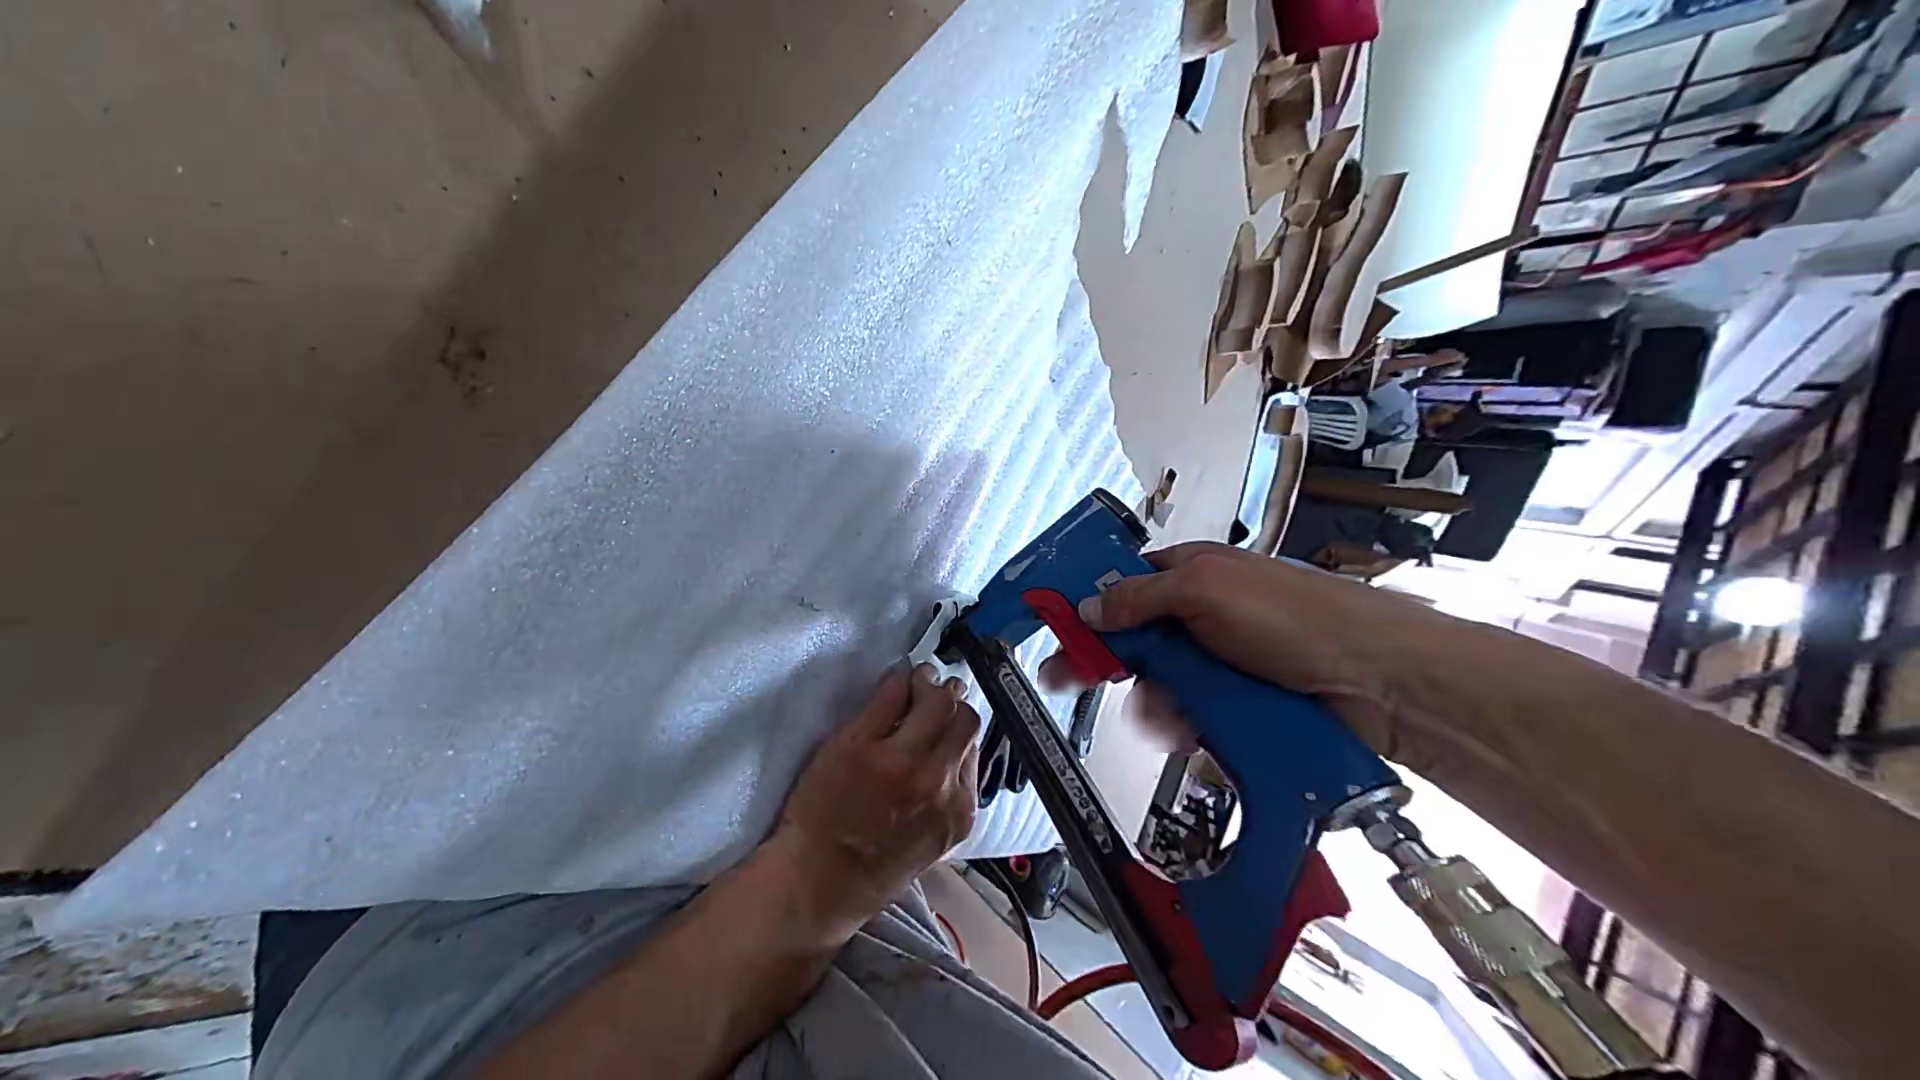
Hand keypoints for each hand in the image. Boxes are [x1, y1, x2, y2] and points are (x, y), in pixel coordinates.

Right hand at [769, 665, 979, 936]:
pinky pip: (970, 776)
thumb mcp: (840, 749)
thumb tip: (907, 675)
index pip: (936, 700)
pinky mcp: (960, 825)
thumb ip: (880, 707)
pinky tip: (935, 762)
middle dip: (950, 699)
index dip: (928, 680)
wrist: (826, 881)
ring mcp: (953, 807)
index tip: (918, 676)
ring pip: (972, 744)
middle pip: (966, 718)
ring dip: (956, 727)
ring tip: (932, 727)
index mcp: (900, 760)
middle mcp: (934, 783)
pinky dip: (957, 760)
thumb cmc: (821, 810)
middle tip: (930, 695)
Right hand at [1041, 542, 1448, 756]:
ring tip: (1163, 712)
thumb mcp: (1207, 590)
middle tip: (1062, 679)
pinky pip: (1184, 713)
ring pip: (1153, 683)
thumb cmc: (1299, 618)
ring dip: (1149, 699)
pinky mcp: (1230, 702)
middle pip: (1130, 638)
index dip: (1086, 605)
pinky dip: (1177, 723)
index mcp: (1190, 574)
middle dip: (1101, 660)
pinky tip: (1185, 728)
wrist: (1377, 683)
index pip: (1121, 585)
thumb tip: (1089, 606)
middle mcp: (1198, 615)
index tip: (1056, 625)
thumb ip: (1140, 596)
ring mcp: (1214, 661)